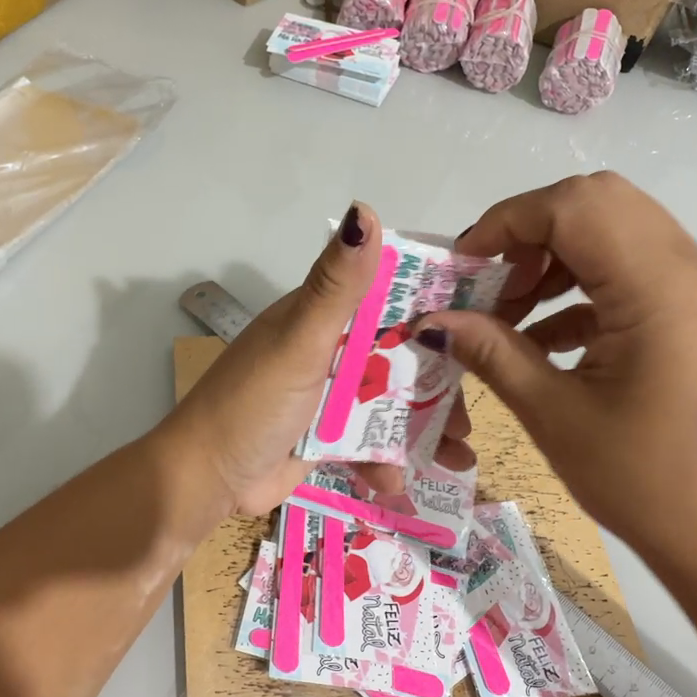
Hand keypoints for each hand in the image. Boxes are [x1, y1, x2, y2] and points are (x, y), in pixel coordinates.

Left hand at [161, 204, 472, 517]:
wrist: (207, 478)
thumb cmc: (253, 403)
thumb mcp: (299, 341)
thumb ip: (336, 286)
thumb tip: (364, 210)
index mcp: (321, 318)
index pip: (388, 300)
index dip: (436, 310)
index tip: (488, 325)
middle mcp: (328, 352)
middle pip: (399, 358)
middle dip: (440, 384)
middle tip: (476, 412)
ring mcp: (327, 397)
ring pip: (390, 405)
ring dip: (424, 428)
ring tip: (460, 454)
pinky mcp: (325, 438)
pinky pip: (369, 444)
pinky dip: (387, 462)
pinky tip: (400, 485)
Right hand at [419, 173, 696, 576]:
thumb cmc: (642, 481)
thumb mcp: (552, 414)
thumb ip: (490, 351)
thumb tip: (430, 320)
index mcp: (661, 289)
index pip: (576, 207)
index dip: (507, 221)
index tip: (461, 266)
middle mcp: (693, 270)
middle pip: (598, 203)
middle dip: (529, 231)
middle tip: (486, 283)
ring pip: (615, 230)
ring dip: (553, 257)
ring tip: (508, 312)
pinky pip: (632, 269)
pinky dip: (580, 286)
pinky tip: (542, 337)